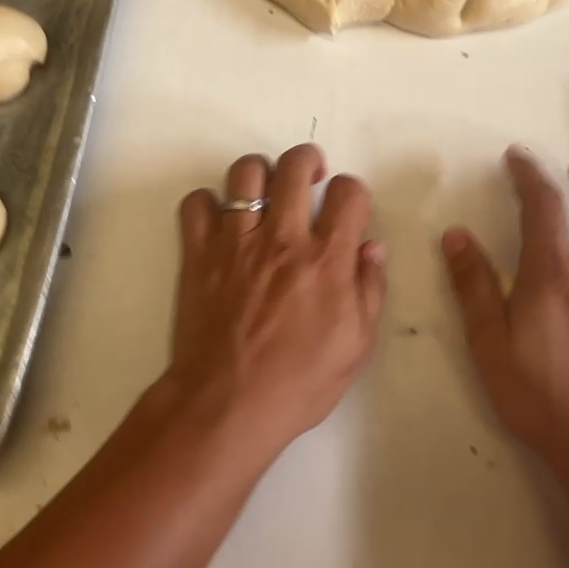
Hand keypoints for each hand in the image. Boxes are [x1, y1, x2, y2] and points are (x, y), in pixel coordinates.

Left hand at [161, 144, 386, 458]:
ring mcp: (235, 242)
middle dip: (307, 161)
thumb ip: (369, 290)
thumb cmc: (298, 383)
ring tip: (264, 193)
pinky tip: (221, 222)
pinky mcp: (198, 253)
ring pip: (245, 173)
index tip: (346, 209)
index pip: (348, 193)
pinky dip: (208, 203)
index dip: (352, 193)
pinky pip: (196, 203)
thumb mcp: (356, 346)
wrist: (226, 405)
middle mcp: (282, 239)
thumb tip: (371, 249)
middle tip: (308, 178)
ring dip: (259, 173)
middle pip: (294, 166)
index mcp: (327, 260)